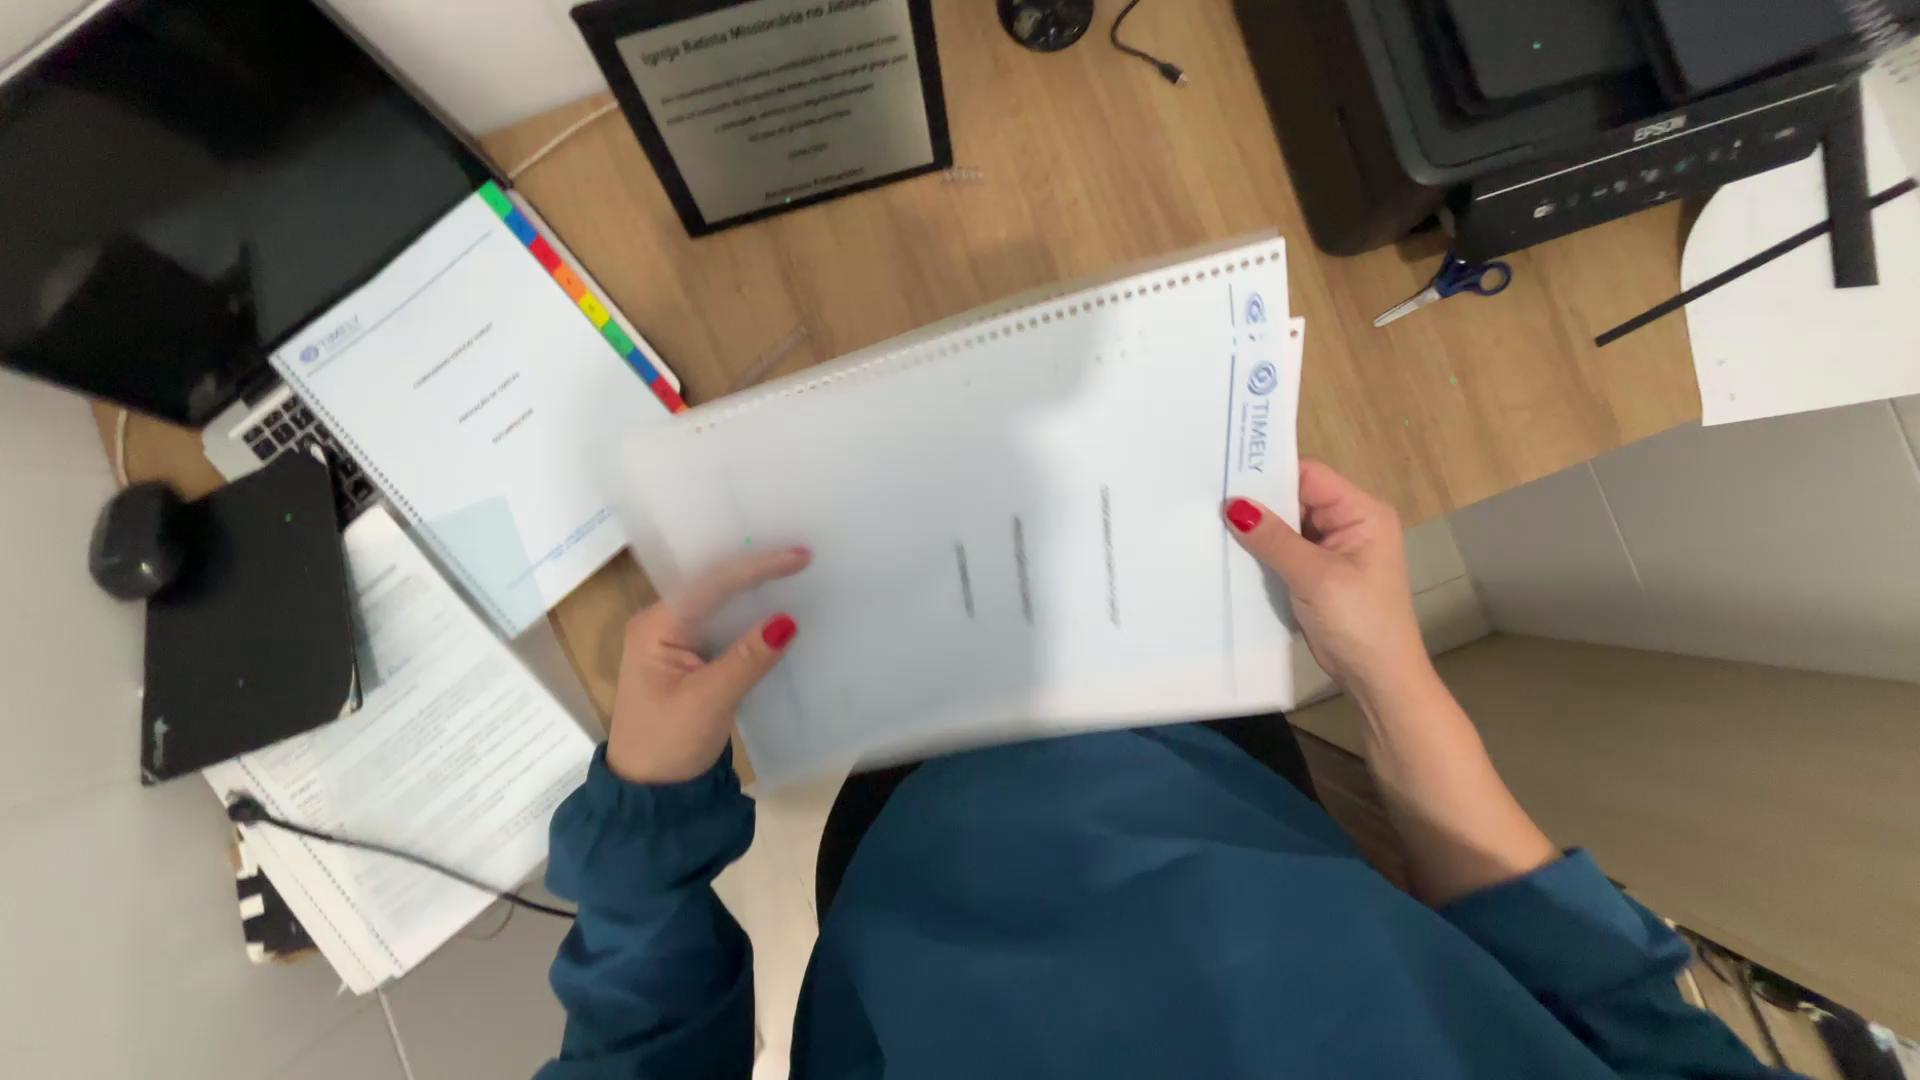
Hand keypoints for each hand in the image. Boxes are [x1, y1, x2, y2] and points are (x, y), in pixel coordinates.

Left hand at [605, 547, 810, 783]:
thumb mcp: (710, 701)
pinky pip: (724, 626)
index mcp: (656, 627)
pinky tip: (777, 608)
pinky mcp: (691, 658)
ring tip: (794, 570)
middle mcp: (662, 624)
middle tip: (801, 554)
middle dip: (756, 570)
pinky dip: (751, 616)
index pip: (711, 586)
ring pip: (720, 604)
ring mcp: (675, 641)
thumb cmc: (669, 746)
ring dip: (755, 591)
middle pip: (713, 586)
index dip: (756, 569)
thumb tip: (788, 620)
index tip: (799, 557)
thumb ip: (748, 658)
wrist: (649, 795)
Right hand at [1222, 460, 1428, 699]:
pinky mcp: (1316, 572)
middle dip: (1258, 500)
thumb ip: (1273, 539)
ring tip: (1211, 520)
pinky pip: (1284, 549)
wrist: (1377, 678)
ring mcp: (1332, 549)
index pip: (1310, 476)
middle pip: (1296, 497)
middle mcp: (1349, 523)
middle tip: (1208, 497)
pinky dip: (1261, 549)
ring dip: (1256, 527)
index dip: (1270, 472)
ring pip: (1286, 524)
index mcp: (1362, 513)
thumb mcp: (1314, 576)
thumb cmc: (1358, 622)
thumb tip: (1232, 505)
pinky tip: (1230, 549)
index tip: (1225, 473)